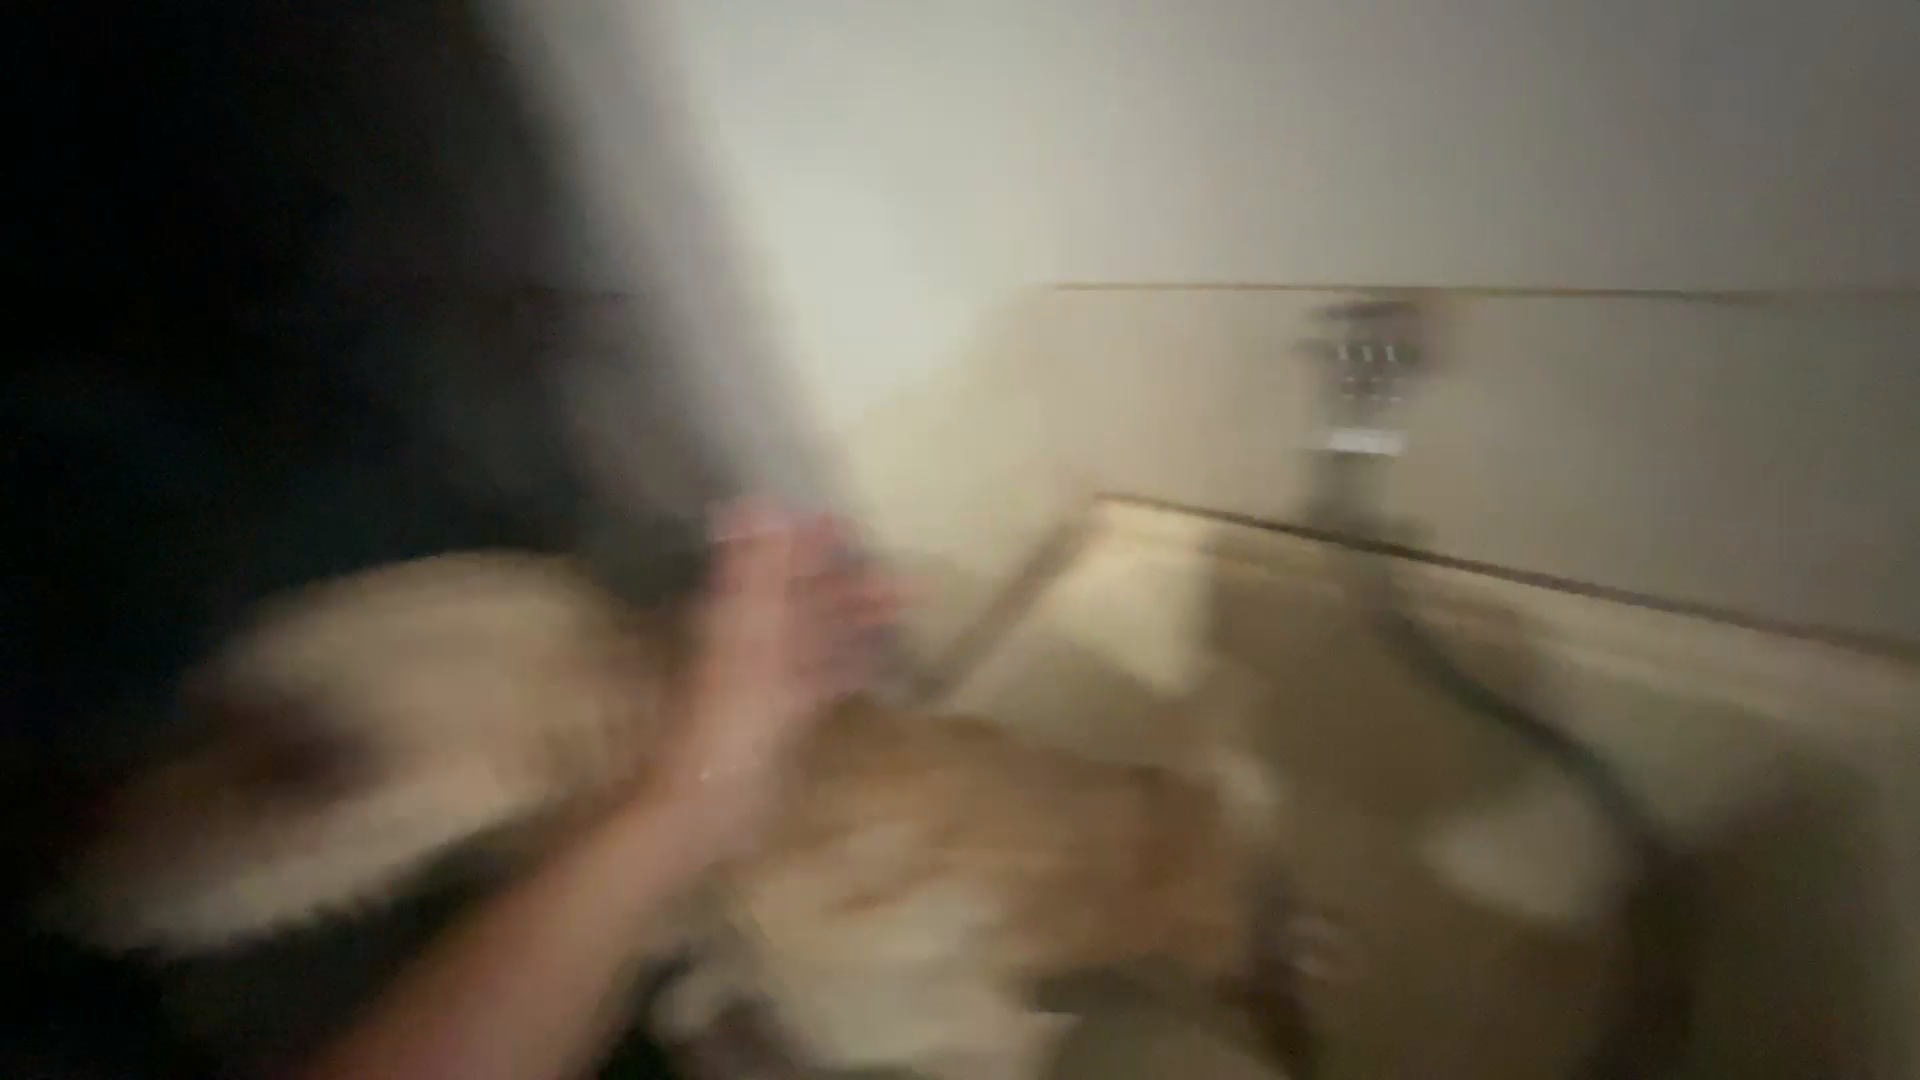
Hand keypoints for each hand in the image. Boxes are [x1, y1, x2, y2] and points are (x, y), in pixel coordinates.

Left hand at [650, 500, 898, 861]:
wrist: (709, 804)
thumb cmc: (729, 720)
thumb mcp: (747, 638)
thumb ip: (756, 572)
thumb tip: (751, 504)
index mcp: (742, 618)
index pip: (778, 566)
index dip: (807, 541)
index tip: (845, 520)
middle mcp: (756, 640)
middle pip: (807, 599)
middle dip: (850, 582)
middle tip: (902, 570)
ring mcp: (774, 678)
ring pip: (821, 635)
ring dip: (859, 618)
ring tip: (904, 602)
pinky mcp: (788, 713)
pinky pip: (825, 678)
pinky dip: (850, 664)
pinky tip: (876, 656)